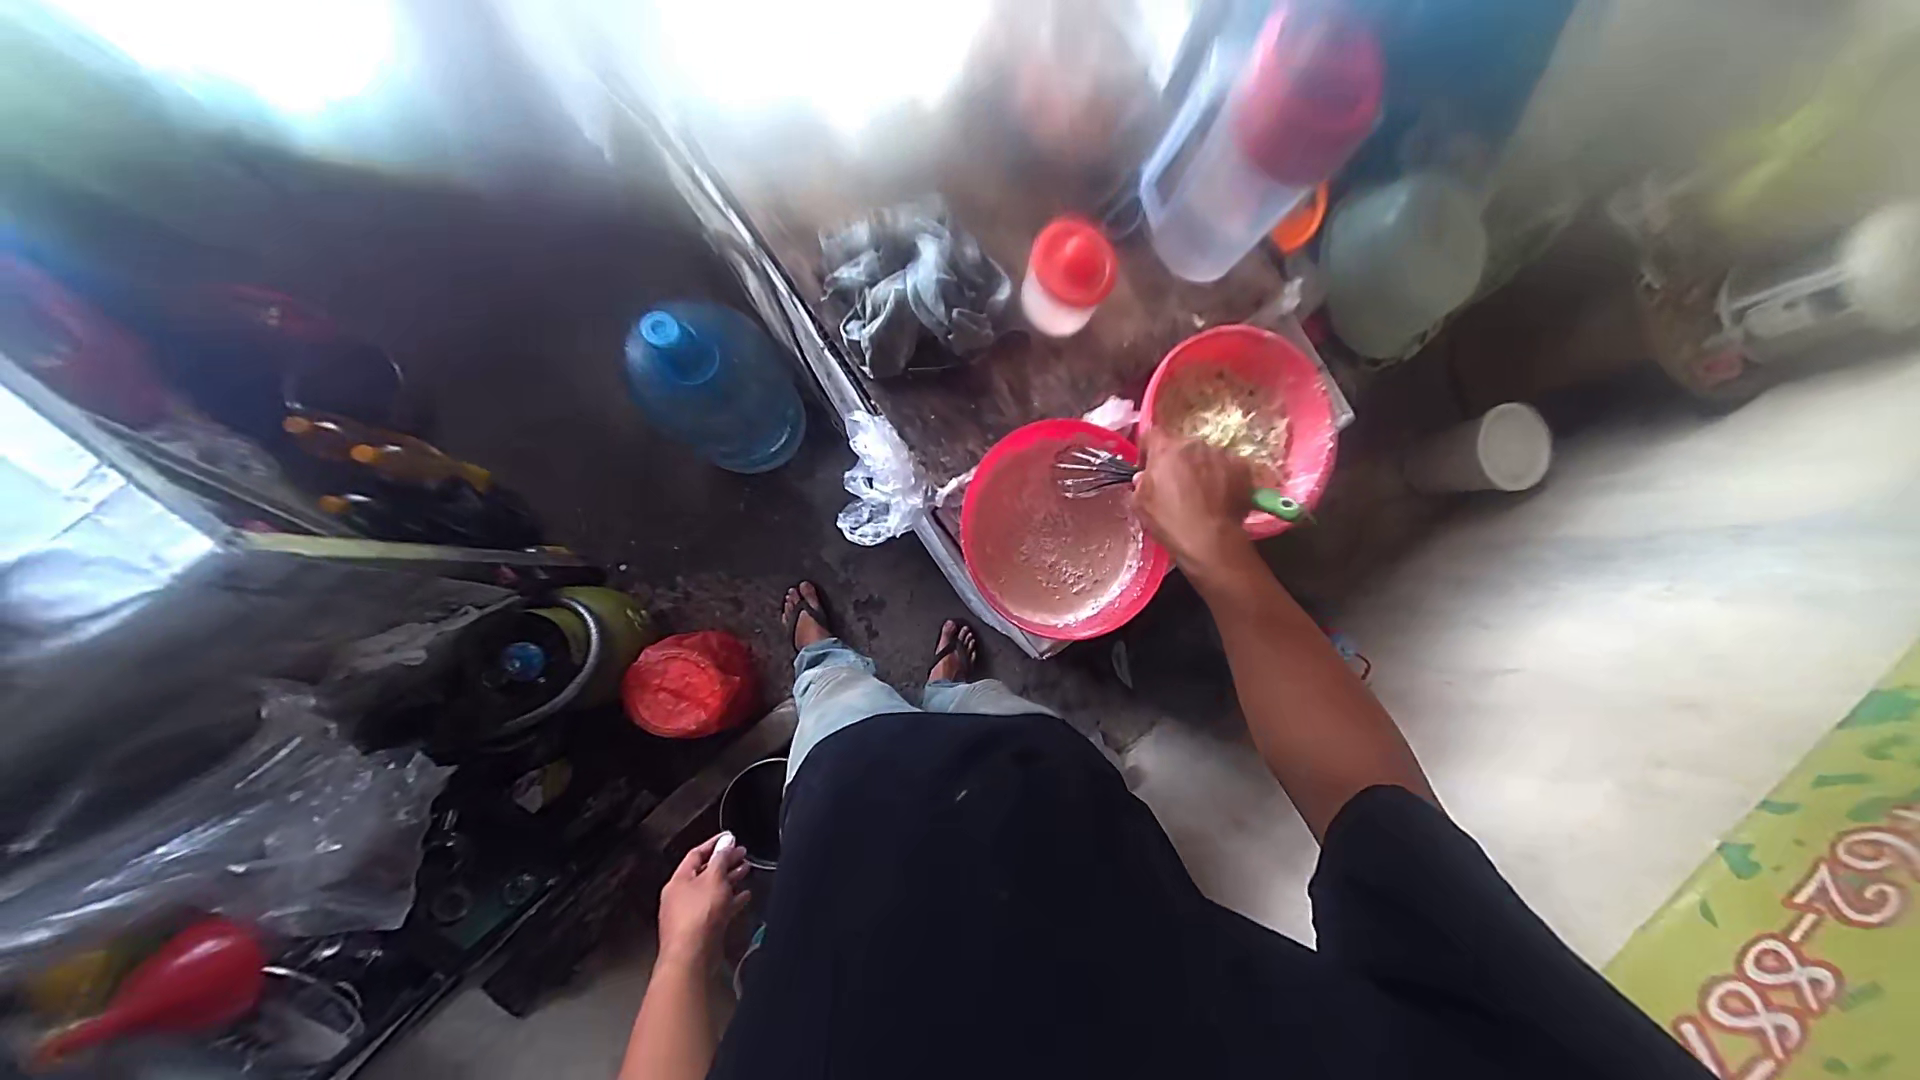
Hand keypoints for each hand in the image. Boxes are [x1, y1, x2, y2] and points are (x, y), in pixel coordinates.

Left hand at [657, 832, 749, 966]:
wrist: (692, 957)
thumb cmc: (698, 915)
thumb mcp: (714, 877)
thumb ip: (722, 857)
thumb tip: (726, 841)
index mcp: (679, 881)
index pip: (696, 854)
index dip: (714, 843)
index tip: (729, 837)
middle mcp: (681, 896)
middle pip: (705, 872)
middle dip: (725, 862)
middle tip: (741, 853)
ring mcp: (690, 914)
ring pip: (712, 890)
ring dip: (730, 879)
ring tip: (745, 870)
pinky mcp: (700, 930)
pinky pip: (717, 909)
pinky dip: (730, 901)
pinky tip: (743, 897)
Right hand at [1133, 429, 1254, 571]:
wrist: (1210, 539)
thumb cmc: (1169, 521)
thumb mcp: (1139, 504)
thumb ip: (1140, 483)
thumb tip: (1145, 476)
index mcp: (1166, 449)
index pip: (1153, 434)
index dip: (1148, 449)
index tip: (1147, 467)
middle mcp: (1195, 444)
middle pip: (1181, 446)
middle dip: (1176, 461)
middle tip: (1175, 485)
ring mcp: (1222, 454)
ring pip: (1206, 456)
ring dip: (1200, 468)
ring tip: (1201, 493)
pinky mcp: (1242, 468)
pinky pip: (1227, 467)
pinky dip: (1222, 477)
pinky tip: (1219, 497)